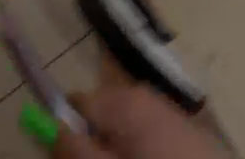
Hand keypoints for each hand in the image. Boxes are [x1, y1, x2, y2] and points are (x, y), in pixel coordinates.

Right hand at [52, 83, 230, 158]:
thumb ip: (76, 150)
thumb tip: (54, 128)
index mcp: (120, 100)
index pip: (74, 103)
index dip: (70, 134)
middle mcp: (142, 94)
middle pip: (101, 113)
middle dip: (99, 143)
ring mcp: (168, 109)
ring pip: (127, 126)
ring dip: (124, 148)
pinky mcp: (190, 129)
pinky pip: (152, 134)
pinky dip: (148, 151)